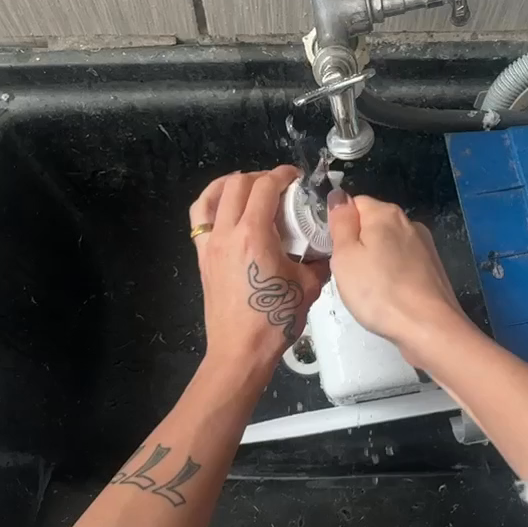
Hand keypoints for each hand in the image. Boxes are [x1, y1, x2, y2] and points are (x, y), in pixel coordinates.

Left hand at [189, 166, 328, 372]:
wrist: (240, 351)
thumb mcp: (308, 287)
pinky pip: (200, 219)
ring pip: (213, 196)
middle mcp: (227, 233)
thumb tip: (327, 250)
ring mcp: (210, 245)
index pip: (266, 187)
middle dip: (262, 177)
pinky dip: (212, 204)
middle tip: (280, 187)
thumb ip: (319, 261)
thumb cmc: (274, 321)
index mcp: (254, 236)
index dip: (283, 175)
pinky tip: (227, 209)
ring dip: (232, 184)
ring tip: (250, 189)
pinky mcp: (202, 258)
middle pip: (239, 184)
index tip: (297, 178)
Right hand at [326, 193, 471, 367]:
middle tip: (349, 275)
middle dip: (358, 245)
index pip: (354, 204)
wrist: (429, 328)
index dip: (340, 226)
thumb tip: (338, 196)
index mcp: (385, 213)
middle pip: (372, 225)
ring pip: (388, 246)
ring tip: (369, 290)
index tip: (335, 253)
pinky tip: (388, 296)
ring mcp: (424, 245)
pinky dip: (392, 275)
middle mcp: (408, 222)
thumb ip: (340, 223)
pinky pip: (402, 263)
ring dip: (375, 262)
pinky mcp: (432, 268)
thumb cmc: (379, 292)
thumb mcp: (345, 256)